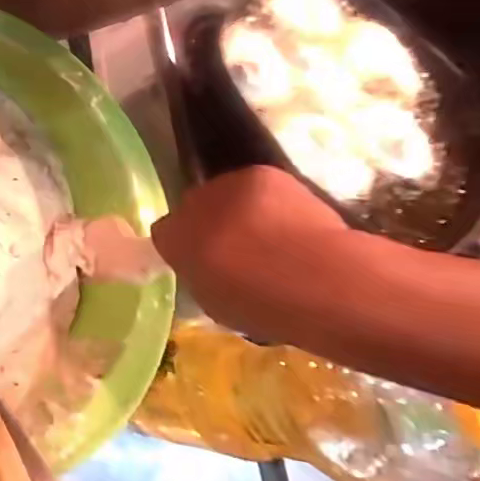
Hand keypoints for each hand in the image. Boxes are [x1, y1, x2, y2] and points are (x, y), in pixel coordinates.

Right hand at [151, 166, 353, 341]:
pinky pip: (257, 188)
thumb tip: (205, 267)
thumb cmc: (263, 307)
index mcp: (173, 239)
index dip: (186, 248)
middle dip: (211, 224)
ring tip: (270, 236)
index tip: (205, 264)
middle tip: (238, 250)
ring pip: (227, 194)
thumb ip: (202, 277)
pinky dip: (269, 201)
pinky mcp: (261, 174)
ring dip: (240, 209)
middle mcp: (190, 204)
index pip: (166, 234)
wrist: (313, 276)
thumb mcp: (217, 304)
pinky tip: (290, 223)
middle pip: (195, 208)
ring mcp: (226, 185)